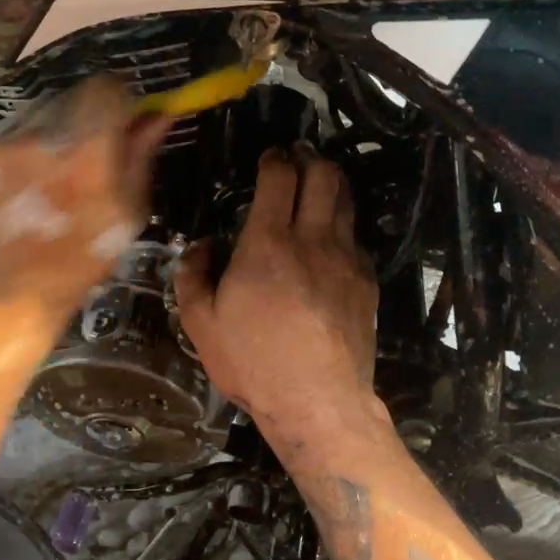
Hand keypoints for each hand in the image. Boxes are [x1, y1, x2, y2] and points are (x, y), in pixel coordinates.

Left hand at [0, 74, 171, 316]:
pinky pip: (21, 130)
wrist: (14, 283)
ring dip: (61, 128)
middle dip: (91, 114)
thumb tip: (159, 115)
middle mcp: (49, 135)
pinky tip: (34, 175)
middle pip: (78, 96)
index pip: (108, 90)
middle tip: (95, 145)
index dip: (121, 99)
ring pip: (48, 111)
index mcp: (90, 150)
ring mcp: (13, 141)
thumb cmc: (83, 255)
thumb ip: (141, 155)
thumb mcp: (128, 210)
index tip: (126, 116)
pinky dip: (33, 144)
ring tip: (60, 165)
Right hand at [174, 148, 382, 448]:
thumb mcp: (201, 323)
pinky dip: (343, 226)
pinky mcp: (367, 282)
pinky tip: (331, 238)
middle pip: (324, 176)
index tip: (269, 156)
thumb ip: (193, 275)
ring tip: (318, 183)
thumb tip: (202, 245)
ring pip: (346, 202)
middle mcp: (312, 240)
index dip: (275, 158)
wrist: (319, 404)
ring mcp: (346, 260)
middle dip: (311, 158)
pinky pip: (356, 238)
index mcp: (267, 244)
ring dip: (332, 184)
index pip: (279, 177)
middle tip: (298, 157)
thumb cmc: (254, 362)